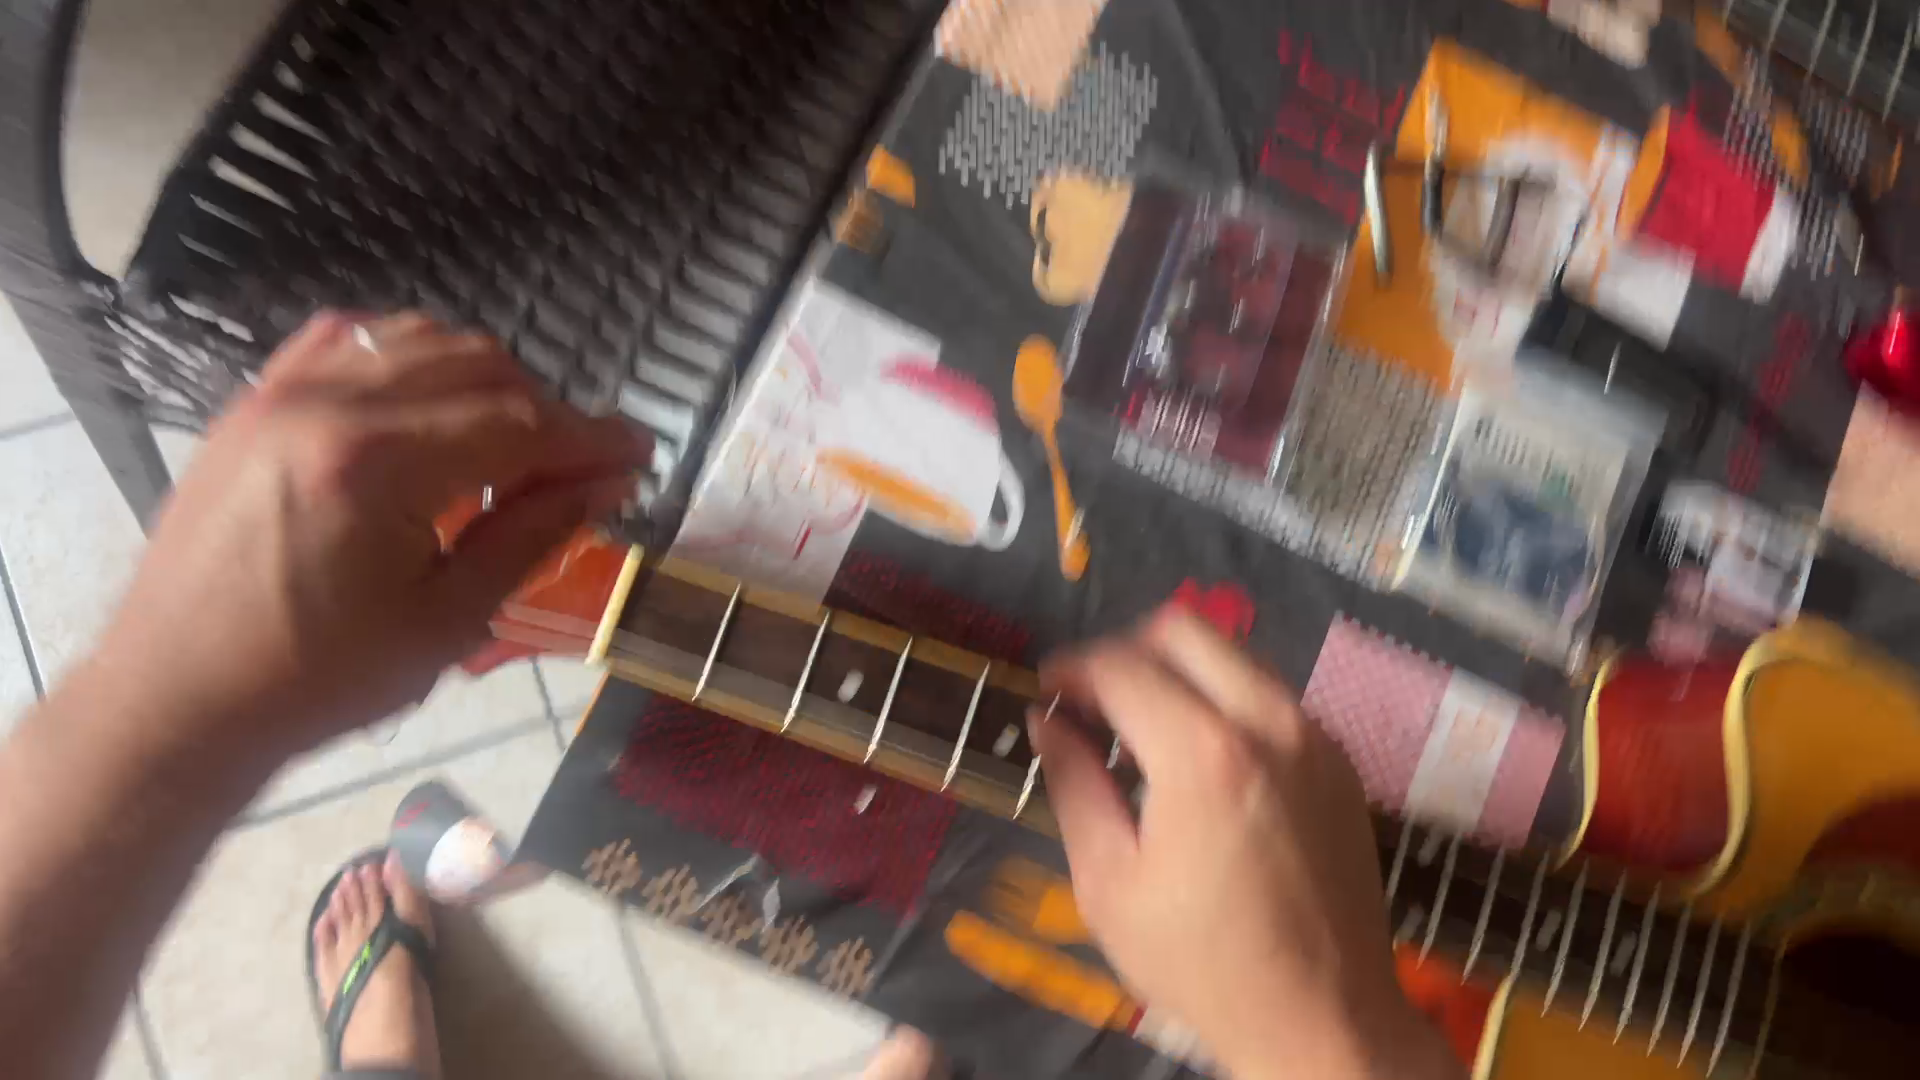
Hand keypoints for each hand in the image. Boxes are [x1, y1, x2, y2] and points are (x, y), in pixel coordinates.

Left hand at [84, 311, 648, 761]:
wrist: (175, 701)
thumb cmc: (323, 677)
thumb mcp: (453, 616)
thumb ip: (536, 532)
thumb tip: (611, 483)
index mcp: (375, 465)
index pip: (520, 424)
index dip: (594, 438)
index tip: (643, 453)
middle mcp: (327, 405)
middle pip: (482, 370)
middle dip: (552, 413)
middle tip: (587, 465)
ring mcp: (282, 393)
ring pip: (425, 341)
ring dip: (495, 383)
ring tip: (522, 440)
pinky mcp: (257, 402)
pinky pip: (356, 341)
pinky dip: (420, 359)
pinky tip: (442, 400)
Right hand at [1031, 611, 1460, 1079]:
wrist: (1325, 1022)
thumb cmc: (1200, 960)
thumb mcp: (1107, 882)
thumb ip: (1073, 784)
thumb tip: (1045, 721)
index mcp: (1202, 757)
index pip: (1121, 668)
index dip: (1071, 669)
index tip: (1046, 692)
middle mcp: (1267, 723)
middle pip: (1180, 629)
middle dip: (1122, 650)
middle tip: (1092, 698)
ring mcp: (1311, 734)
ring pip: (1228, 650)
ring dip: (1173, 666)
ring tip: (1140, 719)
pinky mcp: (1335, 754)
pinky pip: (1264, 689)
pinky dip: (1217, 693)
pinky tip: (1196, 748)